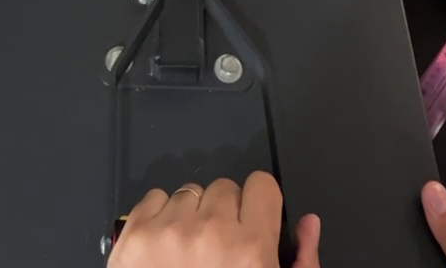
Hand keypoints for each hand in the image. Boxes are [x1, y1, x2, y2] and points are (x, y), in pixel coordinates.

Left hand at [109, 171, 320, 267]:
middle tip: (219, 252)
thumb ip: (301, 264)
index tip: (252, 222)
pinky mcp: (135, 235)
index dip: (259, 205)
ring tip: (190, 256)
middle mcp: (210, 232)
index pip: (262, 185)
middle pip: (224, 188)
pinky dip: (161, 219)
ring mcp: (169, 231)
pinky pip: (155, 198)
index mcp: (250, 250)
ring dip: (192, 217)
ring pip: (190, 192)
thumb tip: (310, 224)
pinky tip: (165, 251)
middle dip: (224, 214)